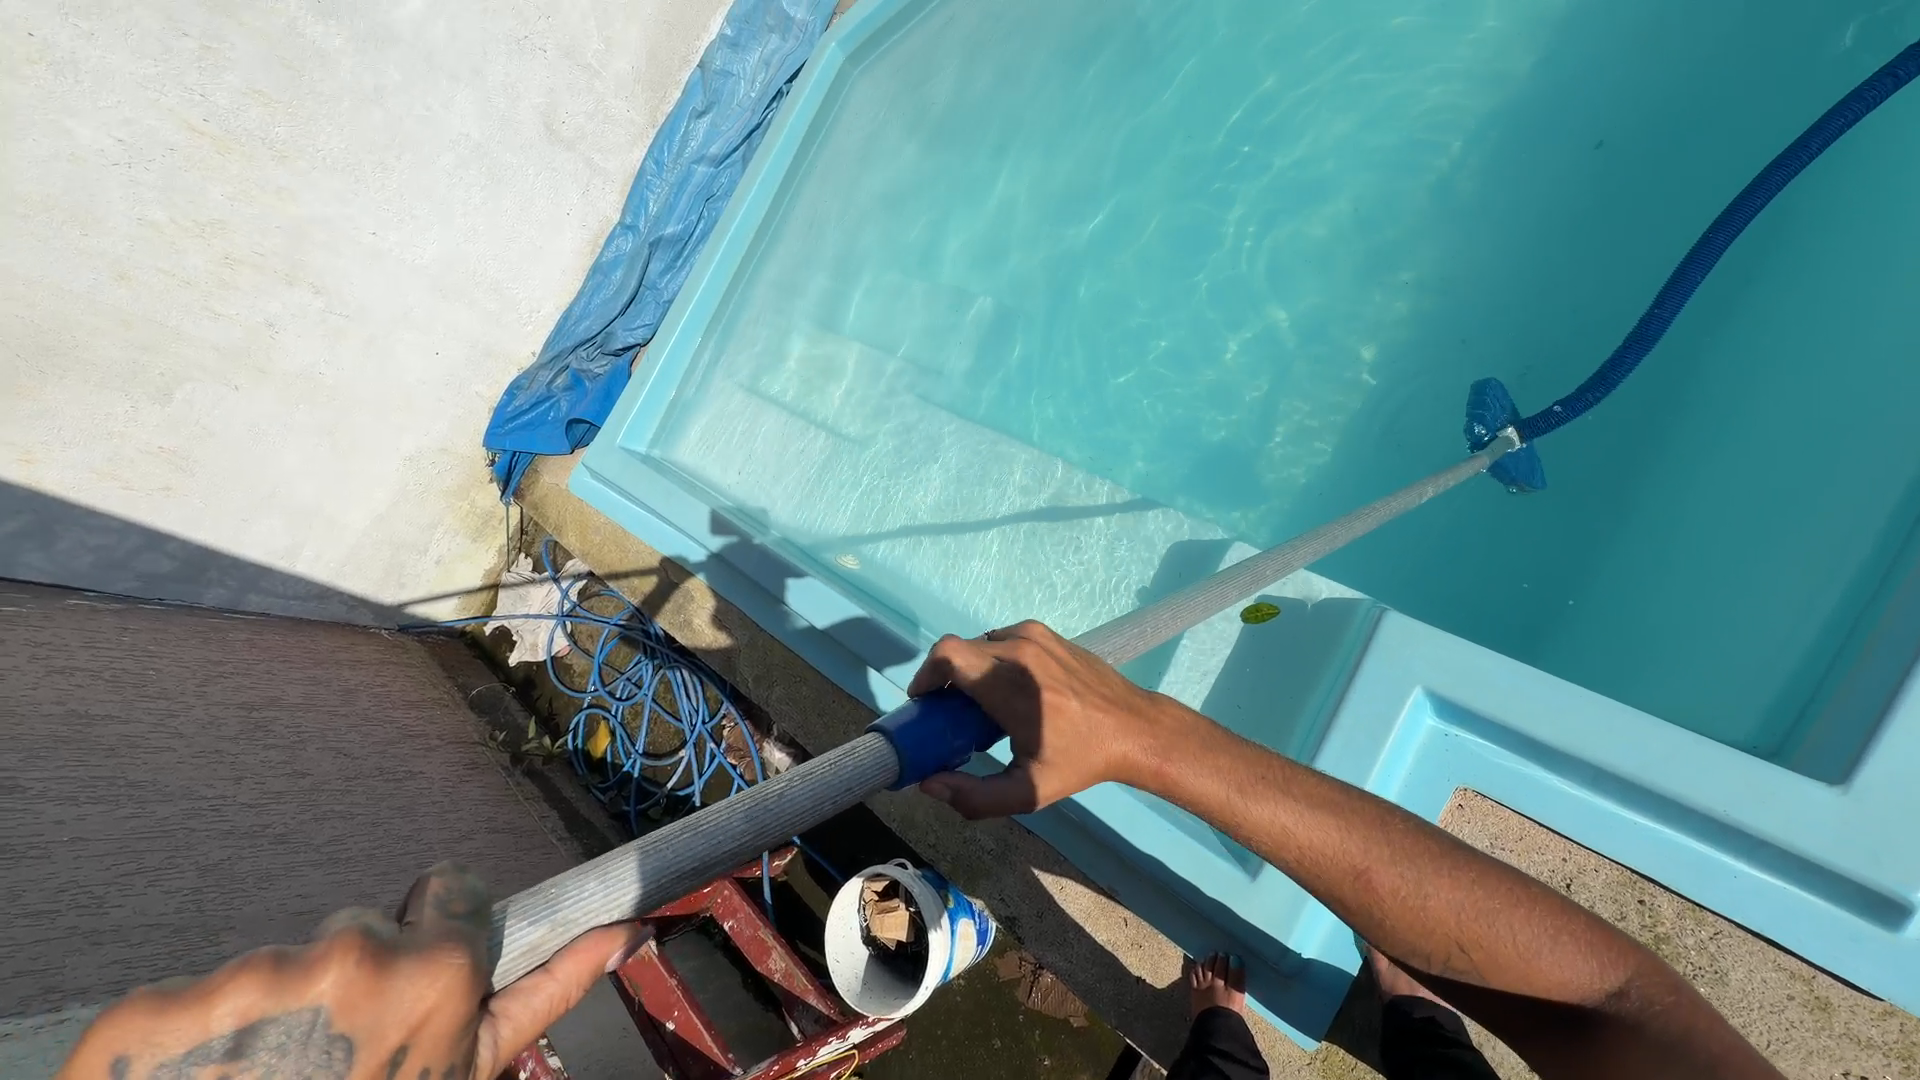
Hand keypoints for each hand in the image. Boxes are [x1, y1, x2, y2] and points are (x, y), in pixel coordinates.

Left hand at [58, 863, 648, 1079]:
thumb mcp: (474, 1065)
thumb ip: (551, 987)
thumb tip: (631, 929)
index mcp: (437, 966)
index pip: (446, 886)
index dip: (432, 931)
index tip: (409, 980)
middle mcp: (354, 953)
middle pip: (356, 928)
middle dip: (347, 981)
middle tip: (327, 1059)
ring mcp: (252, 978)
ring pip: (275, 965)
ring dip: (265, 1015)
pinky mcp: (150, 1010)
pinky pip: (177, 1000)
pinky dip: (178, 1043)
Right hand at [906, 620, 1201, 816]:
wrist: (1134, 729)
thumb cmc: (1078, 761)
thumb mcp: (1026, 792)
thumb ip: (973, 796)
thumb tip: (928, 784)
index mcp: (1009, 683)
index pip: (947, 655)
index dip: (926, 675)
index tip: (926, 703)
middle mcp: (1018, 649)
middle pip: (960, 650)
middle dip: (947, 679)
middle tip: (951, 713)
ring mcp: (1035, 635)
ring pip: (982, 644)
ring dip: (972, 670)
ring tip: (983, 705)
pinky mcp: (1048, 633)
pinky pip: (1004, 640)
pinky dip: (995, 661)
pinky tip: (1011, 692)